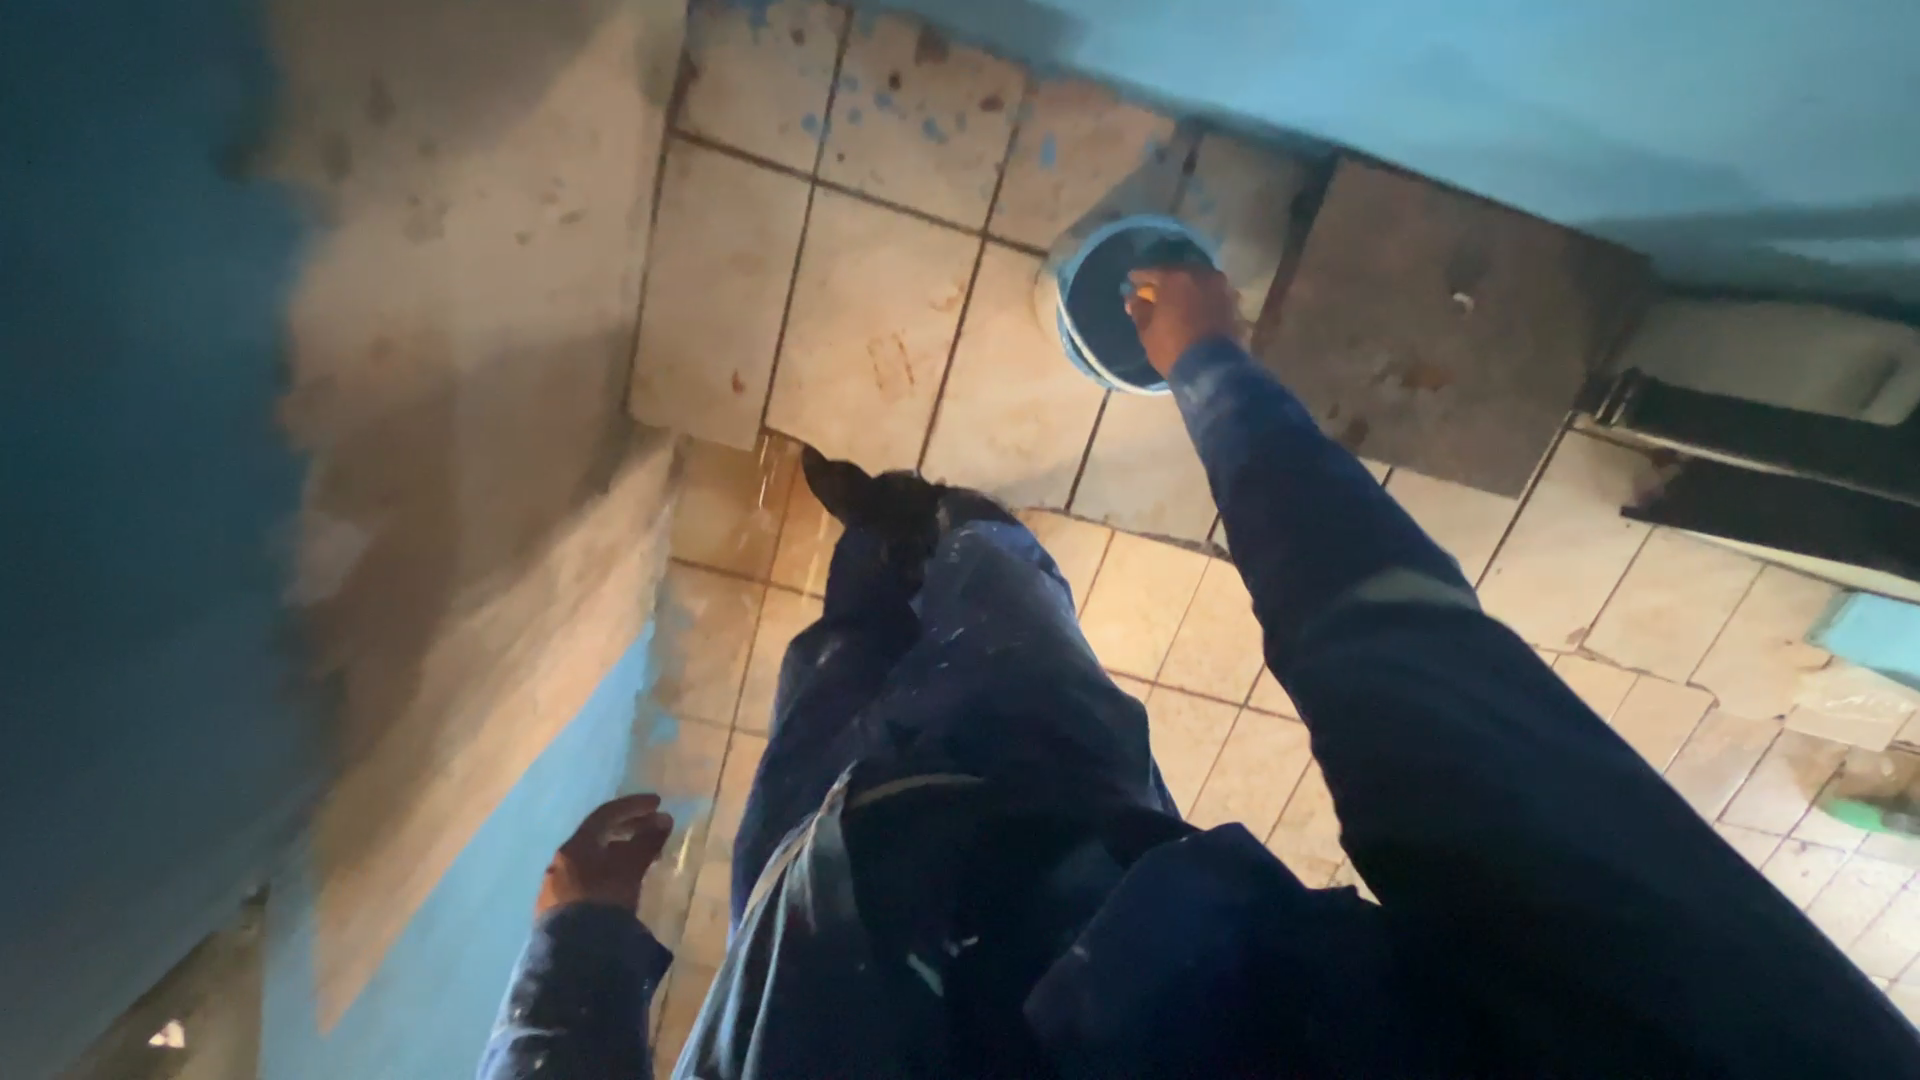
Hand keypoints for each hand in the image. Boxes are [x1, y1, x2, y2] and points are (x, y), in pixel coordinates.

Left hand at [536, 793, 673, 916]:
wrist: (573, 954)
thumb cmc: (604, 898)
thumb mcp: (631, 867)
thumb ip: (647, 841)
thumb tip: (664, 820)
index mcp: (575, 846)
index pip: (605, 814)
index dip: (634, 805)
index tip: (658, 804)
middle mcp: (560, 862)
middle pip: (597, 836)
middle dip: (628, 828)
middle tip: (652, 828)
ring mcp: (554, 888)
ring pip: (591, 860)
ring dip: (618, 852)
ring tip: (641, 859)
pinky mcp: (556, 912)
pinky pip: (586, 880)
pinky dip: (607, 873)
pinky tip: (620, 884)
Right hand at [1124, 266, 1244, 377]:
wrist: (1211, 368)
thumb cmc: (1172, 347)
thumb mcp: (1147, 331)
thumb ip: (1140, 310)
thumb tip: (1134, 299)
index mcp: (1176, 278)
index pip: (1153, 271)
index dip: (1140, 277)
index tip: (1131, 280)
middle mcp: (1201, 274)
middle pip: (1179, 272)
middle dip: (1165, 280)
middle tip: (1154, 288)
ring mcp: (1220, 286)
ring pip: (1197, 280)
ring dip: (1185, 287)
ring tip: (1175, 297)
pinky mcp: (1232, 300)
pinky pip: (1210, 292)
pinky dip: (1200, 296)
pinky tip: (1193, 305)